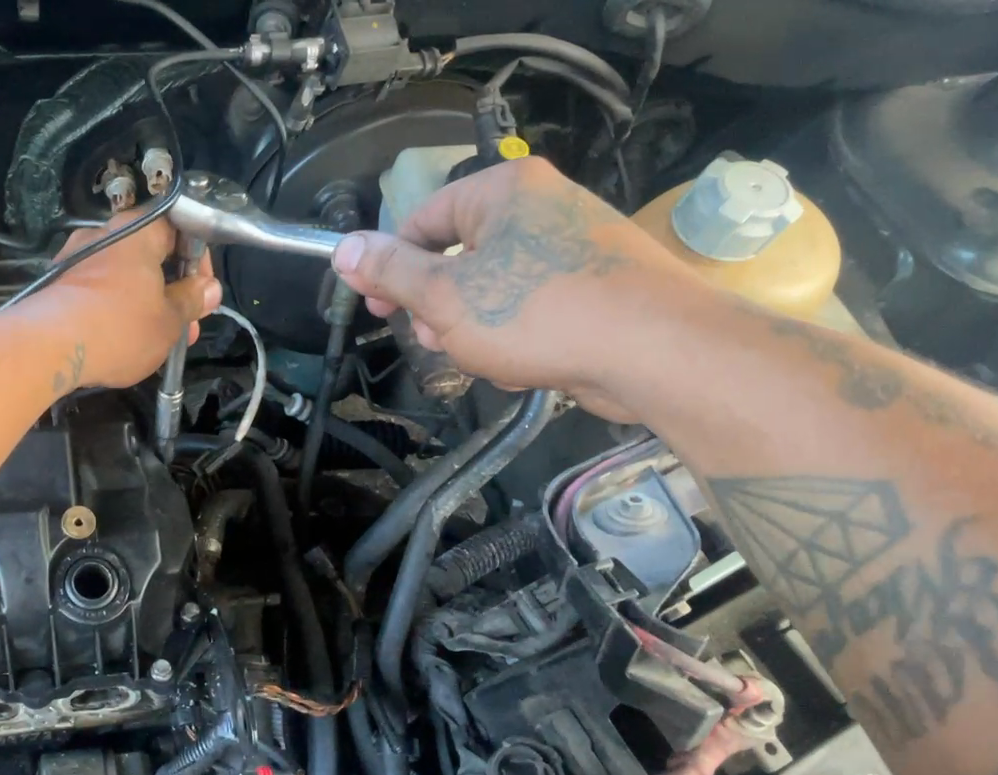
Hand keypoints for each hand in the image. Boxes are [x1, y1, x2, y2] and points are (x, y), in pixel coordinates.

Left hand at [42, 210, 220, 389]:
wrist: (46, 348)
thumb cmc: (118, 327)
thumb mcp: (168, 321)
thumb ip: (191, 302)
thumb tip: (209, 288)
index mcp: (137, 231)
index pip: (179, 226)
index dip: (197, 258)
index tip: (203, 291)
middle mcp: (103, 235)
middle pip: (149, 255)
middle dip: (172, 290)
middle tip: (184, 326)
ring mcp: (75, 259)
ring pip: (122, 277)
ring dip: (144, 304)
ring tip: (156, 341)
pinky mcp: (55, 287)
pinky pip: (96, 293)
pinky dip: (113, 311)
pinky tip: (120, 341)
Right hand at [328, 157, 708, 420]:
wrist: (655, 349)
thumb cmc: (537, 314)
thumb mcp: (444, 297)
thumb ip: (390, 272)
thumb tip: (343, 248)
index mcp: (502, 189)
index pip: (422, 220)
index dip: (391, 268)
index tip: (378, 310)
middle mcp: (540, 203)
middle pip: (458, 256)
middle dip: (440, 309)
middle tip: (439, 341)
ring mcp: (571, 242)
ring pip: (492, 289)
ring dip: (476, 330)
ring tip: (489, 358)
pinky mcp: (594, 282)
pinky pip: (531, 306)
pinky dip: (518, 335)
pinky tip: (527, 363)